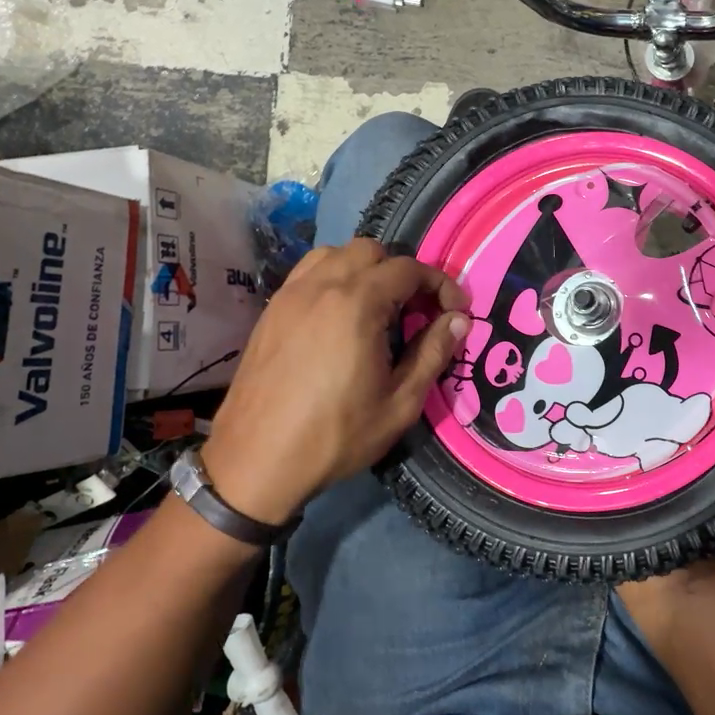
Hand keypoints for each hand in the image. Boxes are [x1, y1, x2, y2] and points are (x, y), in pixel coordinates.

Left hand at [202, 238, 470, 524]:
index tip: (456, 311)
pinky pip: (308, 275)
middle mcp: (320, 288)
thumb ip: (433, 353)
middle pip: (371, 251)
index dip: (440, 285)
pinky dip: (333, 281)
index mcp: (357, 305)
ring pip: (334, 255)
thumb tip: (459, 320)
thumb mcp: (401, 402)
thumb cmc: (336, 435)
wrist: (255, 464)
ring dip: (364, 270)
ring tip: (379, 309)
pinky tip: (343, 319)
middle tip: (417, 310)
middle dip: (402, 273)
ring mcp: (289, 297)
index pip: (409, 269)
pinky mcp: (270, 313)